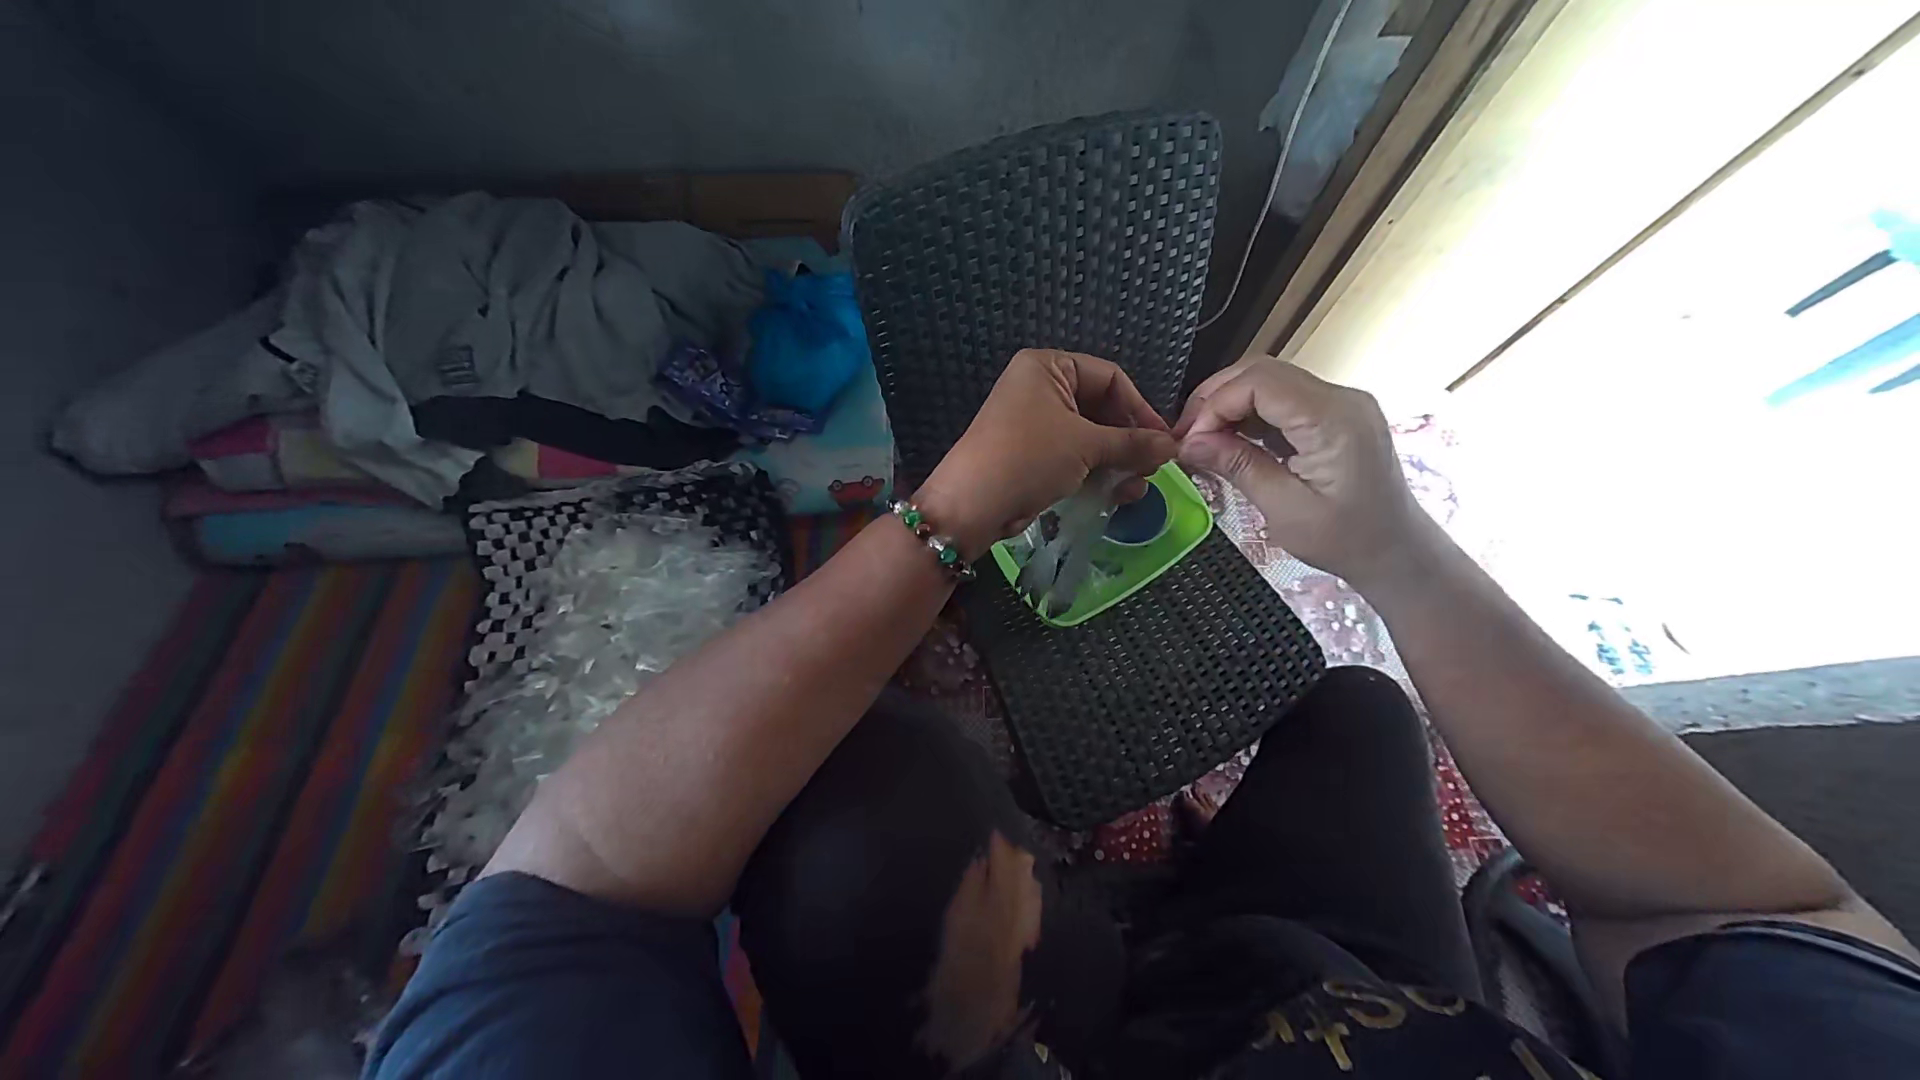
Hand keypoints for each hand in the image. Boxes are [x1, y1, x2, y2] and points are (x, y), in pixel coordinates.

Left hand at [917, 349, 1177, 557]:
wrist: (973, 504)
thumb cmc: (1029, 458)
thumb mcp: (1086, 446)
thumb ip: (1132, 443)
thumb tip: (1171, 446)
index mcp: (1048, 367)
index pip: (1110, 378)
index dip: (1140, 408)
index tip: (1163, 440)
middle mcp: (1040, 388)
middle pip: (1101, 409)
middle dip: (1128, 441)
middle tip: (1152, 468)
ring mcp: (1035, 424)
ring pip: (1090, 438)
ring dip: (1117, 462)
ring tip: (1136, 488)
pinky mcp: (1033, 455)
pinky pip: (1074, 457)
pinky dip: (1096, 473)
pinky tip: (1116, 495)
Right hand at [1173, 354, 1437, 587]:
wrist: (1397, 551)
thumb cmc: (1345, 539)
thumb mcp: (1284, 509)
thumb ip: (1239, 466)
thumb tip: (1188, 444)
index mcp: (1333, 419)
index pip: (1259, 382)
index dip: (1215, 405)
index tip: (1189, 442)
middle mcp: (1340, 398)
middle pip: (1261, 372)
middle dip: (1214, 399)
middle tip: (1185, 437)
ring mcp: (1338, 403)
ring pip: (1268, 381)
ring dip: (1227, 404)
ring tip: (1201, 440)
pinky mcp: (1332, 415)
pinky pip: (1281, 399)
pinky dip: (1247, 414)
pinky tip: (1228, 440)